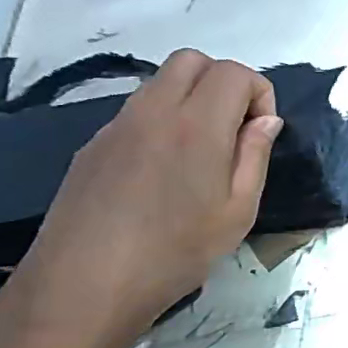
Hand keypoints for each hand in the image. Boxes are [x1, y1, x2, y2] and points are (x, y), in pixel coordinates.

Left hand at [3, 50, 281, 347]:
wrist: (82, 287)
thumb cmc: (174, 253)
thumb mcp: (237, 212)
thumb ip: (255, 156)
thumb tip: (265, 121)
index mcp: (197, 125)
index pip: (234, 72)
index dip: (259, 94)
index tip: (258, 134)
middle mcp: (153, 112)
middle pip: (193, 60)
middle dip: (224, 83)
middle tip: (233, 130)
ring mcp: (116, 126)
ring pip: (160, 82)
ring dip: (191, 99)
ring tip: (199, 154)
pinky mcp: (92, 146)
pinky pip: (136, 111)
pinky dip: (161, 121)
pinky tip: (161, 173)